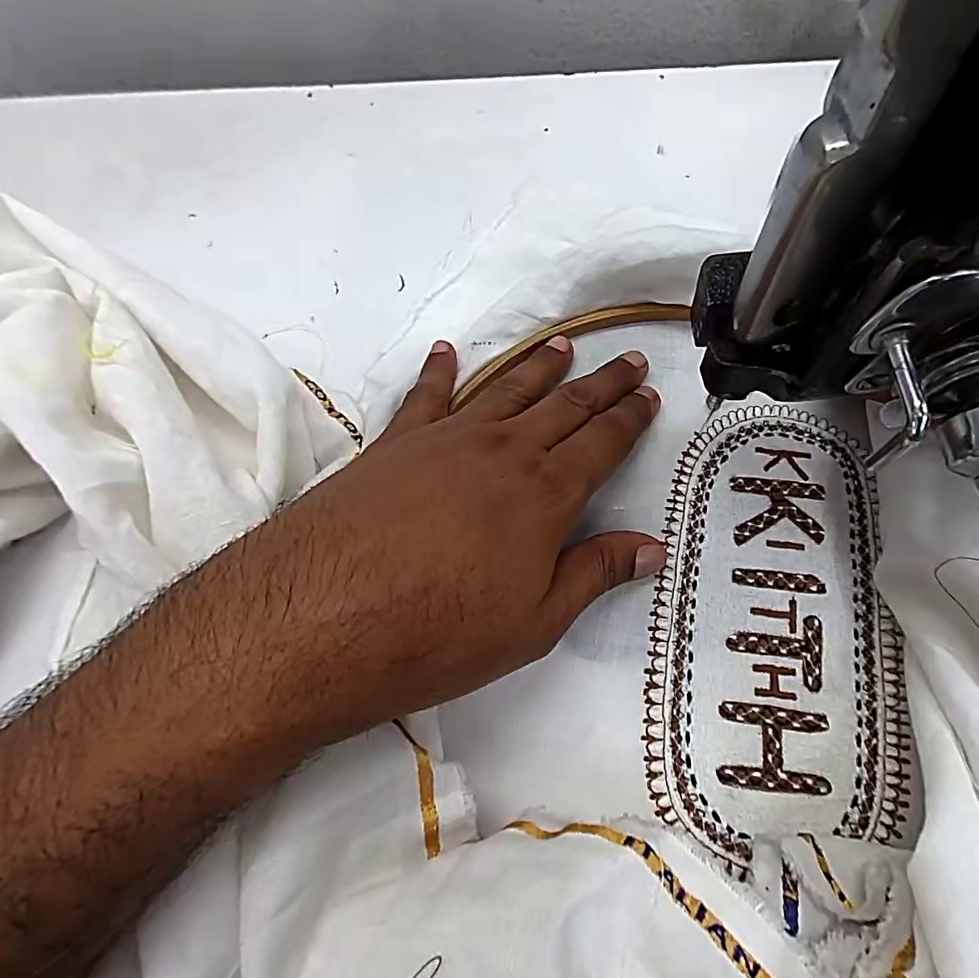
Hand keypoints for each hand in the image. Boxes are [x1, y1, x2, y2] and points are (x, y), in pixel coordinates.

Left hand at [219, 337, 662, 747]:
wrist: (324, 616)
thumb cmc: (441, 631)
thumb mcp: (534, 621)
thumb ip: (595, 573)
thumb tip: (654, 547)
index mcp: (544, 493)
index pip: (602, 443)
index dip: (629, 418)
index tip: (647, 394)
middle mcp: (502, 451)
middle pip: (564, 405)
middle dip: (602, 383)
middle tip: (628, 361)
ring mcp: (445, 440)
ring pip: (505, 389)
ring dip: (538, 367)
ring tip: (563, 347)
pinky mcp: (394, 443)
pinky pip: (425, 395)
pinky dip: (439, 369)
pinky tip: (448, 351)